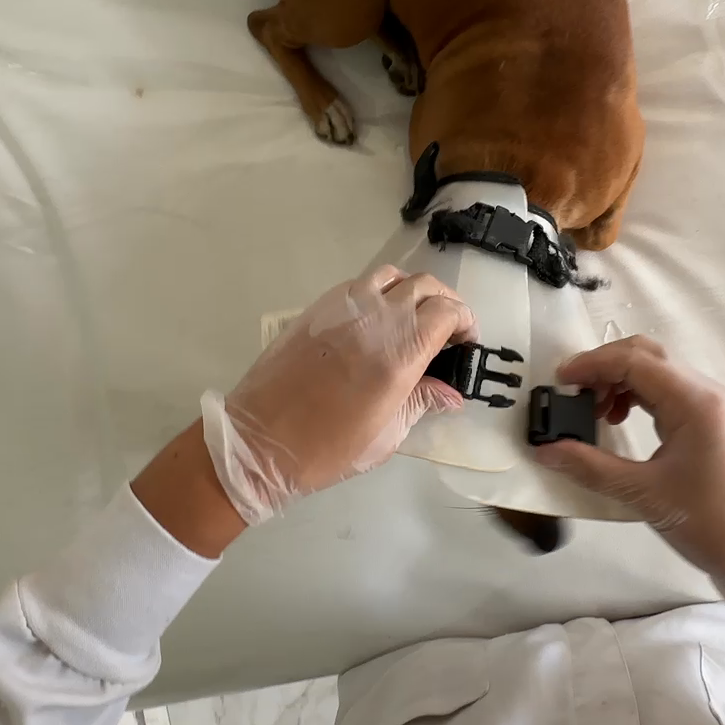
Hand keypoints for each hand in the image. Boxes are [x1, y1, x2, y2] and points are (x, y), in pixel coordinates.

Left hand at [200, 266, 476, 524]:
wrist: (259, 441)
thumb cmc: (327, 448)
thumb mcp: (387, 435)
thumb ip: (422, 402)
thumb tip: (451, 393)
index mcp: (399, 353)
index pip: (447, 312)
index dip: (464, 323)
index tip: (465, 343)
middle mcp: (376, 319)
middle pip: (425, 286)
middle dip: (445, 302)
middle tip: (447, 329)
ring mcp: (345, 306)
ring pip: (392, 276)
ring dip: (412, 291)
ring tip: (412, 318)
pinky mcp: (320, 306)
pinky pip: (361, 284)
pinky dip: (380, 292)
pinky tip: (377, 320)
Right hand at [532, 336, 724, 626]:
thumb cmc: (709, 525)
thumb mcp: (644, 495)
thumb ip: (590, 467)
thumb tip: (544, 451)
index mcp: (694, 402)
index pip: (633, 361)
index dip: (592, 365)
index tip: (559, 382)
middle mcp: (704, 392)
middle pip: (645, 355)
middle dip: (603, 366)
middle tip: (571, 391)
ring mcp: (709, 405)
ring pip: (654, 370)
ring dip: (617, 379)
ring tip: (591, 409)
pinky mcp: (707, 420)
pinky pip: (664, 389)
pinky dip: (634, 394)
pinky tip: (616, 418)